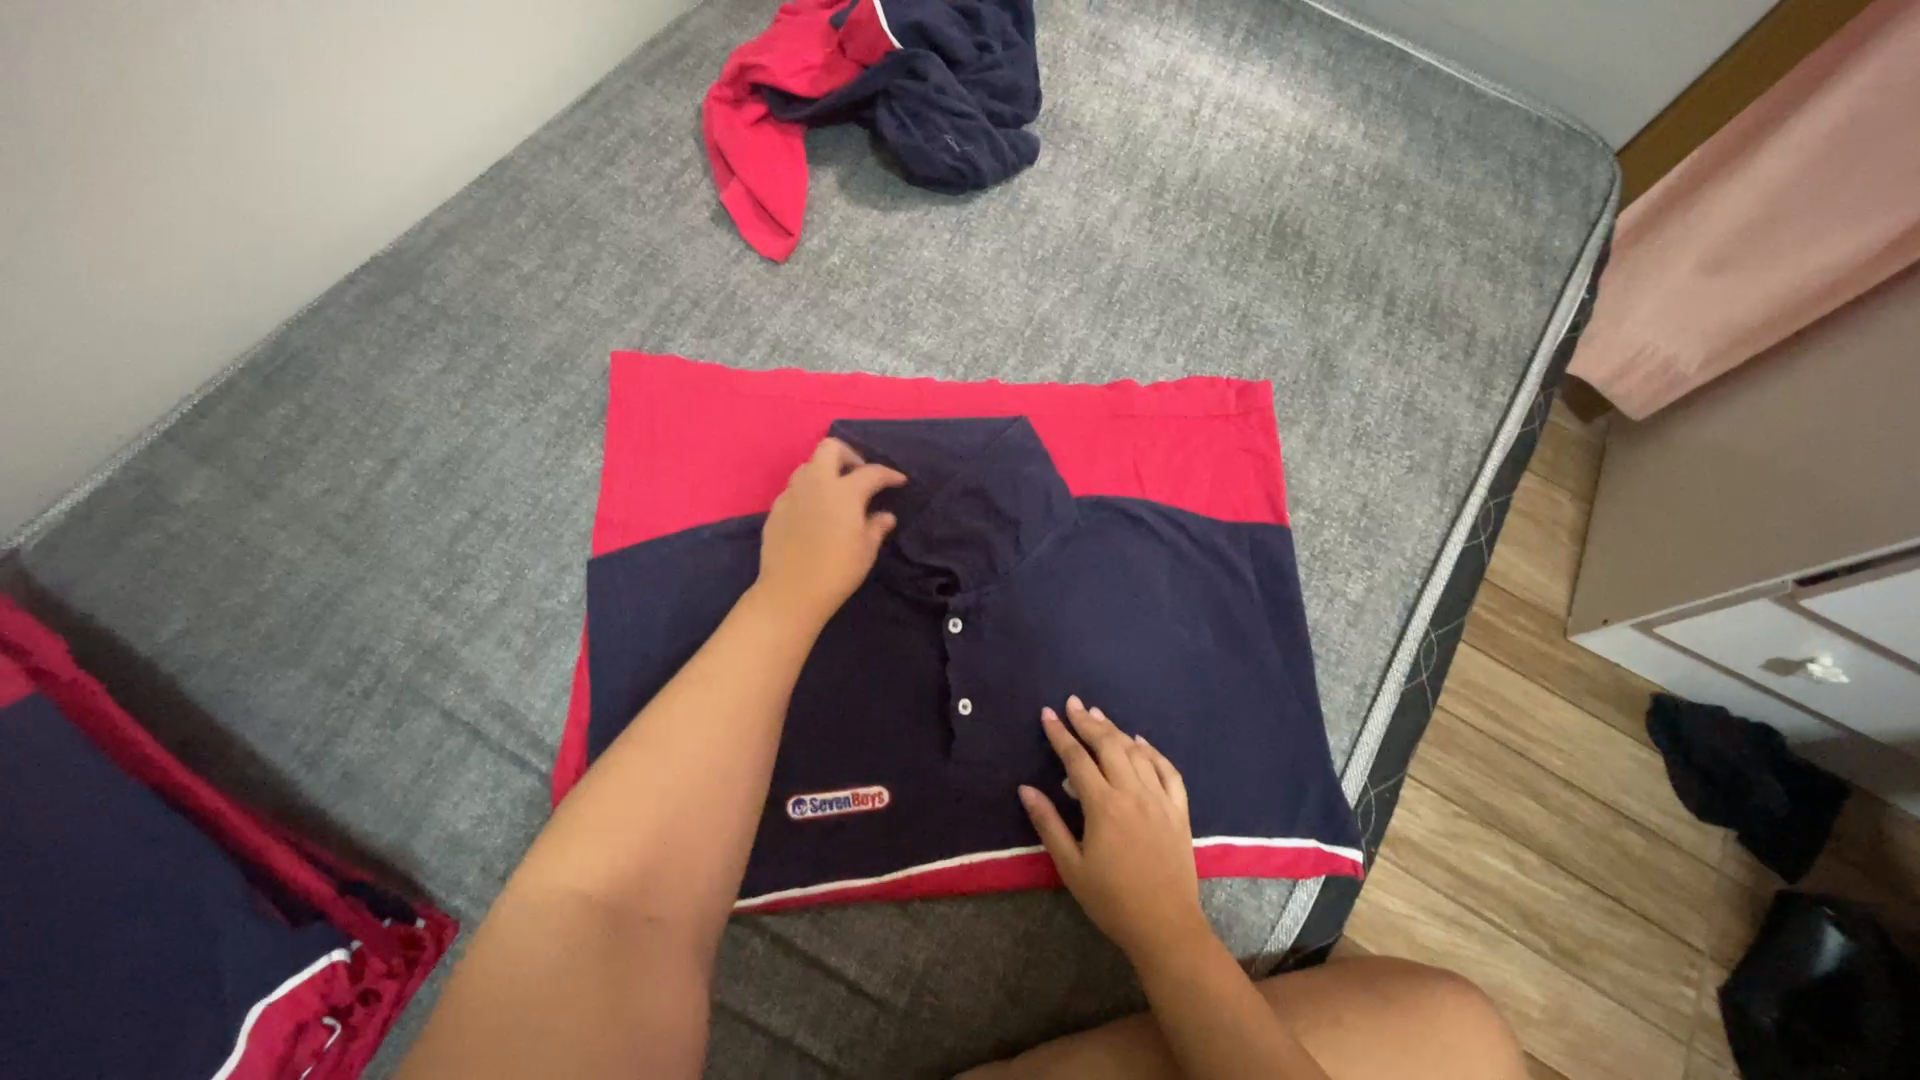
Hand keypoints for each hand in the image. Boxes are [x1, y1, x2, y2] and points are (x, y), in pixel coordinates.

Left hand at [753, 437, 907, 626]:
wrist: (791, 592)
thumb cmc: (837, 571)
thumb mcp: (866, 550)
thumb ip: (876, 526)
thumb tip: (885, 516)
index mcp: (844, 491)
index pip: (871, 472)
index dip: (889, 475)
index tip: (899, 481)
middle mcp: (816, 484)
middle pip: (830, 448)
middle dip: (849, 455)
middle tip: (859, 476)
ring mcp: (791, 495)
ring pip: (808, 466)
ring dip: (825, 471)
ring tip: (836, 493)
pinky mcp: (775, 510)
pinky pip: (794, 489)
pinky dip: (808, 492)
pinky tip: (814, 513)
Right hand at [1020, 697, 1213, 965]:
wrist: (1166, 926)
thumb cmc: (1111, 900)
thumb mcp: (1070, 866)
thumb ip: (1048, 823)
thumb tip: (1026, 789)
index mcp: (1103, 805)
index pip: (1077, 758)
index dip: (1060, 734)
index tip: (1048, 714)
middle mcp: (1133, 793)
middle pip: (1108, 745)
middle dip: (1088, 721)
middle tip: (1073, 703)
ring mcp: (1160, 800)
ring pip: (1137, 752)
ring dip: (1116, 731)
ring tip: (1098, 717)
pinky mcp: (1179, 811)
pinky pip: (1167, 771)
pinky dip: (1152, 751)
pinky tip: (1140, 743)